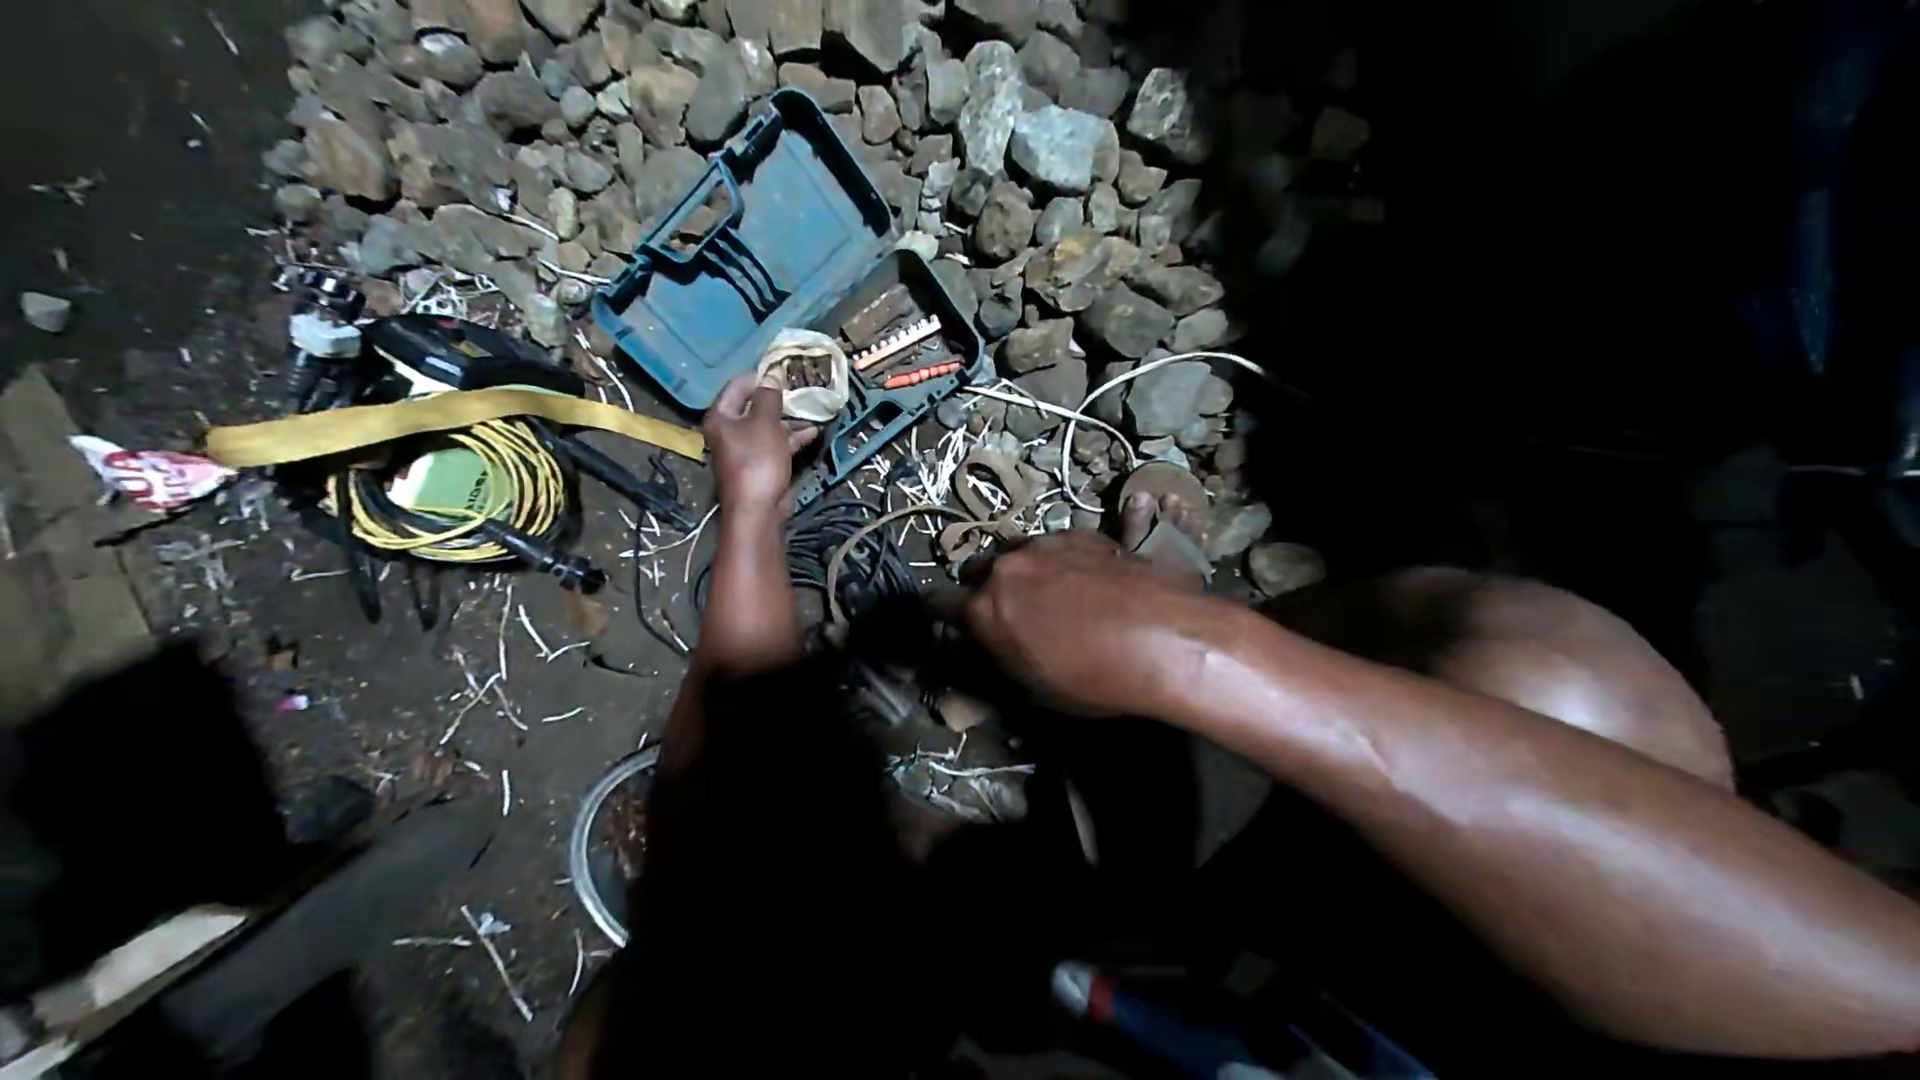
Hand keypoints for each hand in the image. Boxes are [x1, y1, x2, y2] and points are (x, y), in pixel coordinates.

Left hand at [704, 376, 818, 514]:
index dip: (761, 376)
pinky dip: (794, 437)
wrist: (758, 508)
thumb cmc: (757, 460)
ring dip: (792, 419)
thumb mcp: (764, 423)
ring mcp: (747, 447)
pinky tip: (814, 431)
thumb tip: (772, 377)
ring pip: (770, 425)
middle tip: (804, 389)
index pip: (739, 385)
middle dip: (781, 399)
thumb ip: (769, 397)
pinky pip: (778, 442)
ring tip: (815, 410)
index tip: (785, 371)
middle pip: (755, 405)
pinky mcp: (762, 462)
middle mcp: (731, 429)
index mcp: (722, 416)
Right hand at [964, 533, 1219, 716]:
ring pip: (1018, 554)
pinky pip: (1056, 546)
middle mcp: (1007, 568)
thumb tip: (986, 649)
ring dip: (1025, 572)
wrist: (1162, 638)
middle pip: (979, 572)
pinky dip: (1060, 561)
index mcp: (984, 610)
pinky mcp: (1081, 534)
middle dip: (988, 590)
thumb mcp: (1034, 689)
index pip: (940, 604)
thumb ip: (998, 660)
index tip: (958, 624)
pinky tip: (1087, 581)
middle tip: (1013, 614)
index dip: (946, 615)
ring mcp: (1045, 545)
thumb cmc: (1093, 678)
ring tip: (1053, 595)